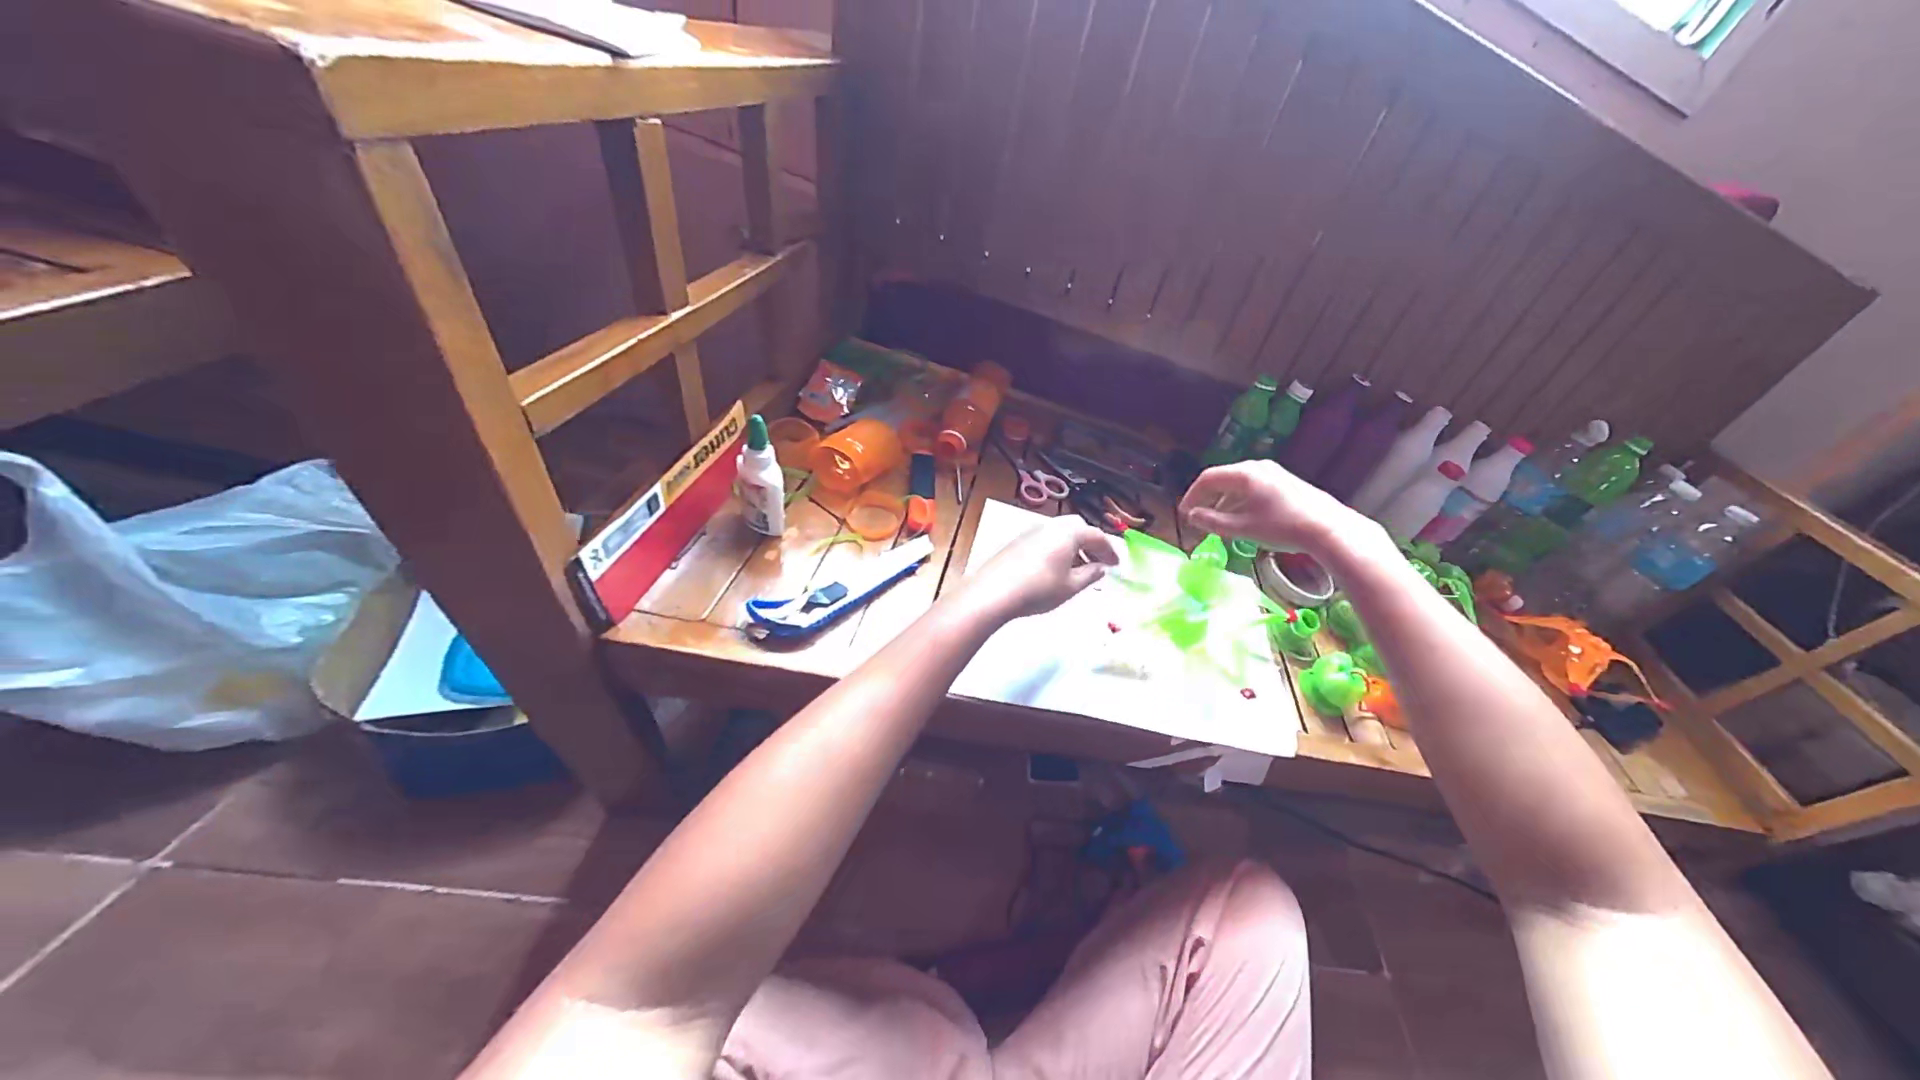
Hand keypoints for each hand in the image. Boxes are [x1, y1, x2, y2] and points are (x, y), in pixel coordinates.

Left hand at [951, 515, 1120, 621]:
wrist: (993, 593)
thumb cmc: (1038, 589)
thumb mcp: (1070, 587)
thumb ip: (1090, 575)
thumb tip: (1100, 568)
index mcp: (1068, 532)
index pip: (1096, 535)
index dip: (1109, 551)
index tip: (1116, 565)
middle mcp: (1050, 526)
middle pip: (1077, 529)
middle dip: (1090, 545)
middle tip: (1098, 564)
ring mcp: (1030, 532)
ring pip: (1059, 534)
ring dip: (1073, 548)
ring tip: (1078, 570)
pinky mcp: (1016, 542)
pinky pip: (1044, 541)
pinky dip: (1056, 551)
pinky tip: (1055, 570)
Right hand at [1179, 460, 1392, 564]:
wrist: (1329, 529)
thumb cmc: (1283, 528)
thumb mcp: (1243, 528)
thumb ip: (1213, 522)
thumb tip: (1192, 516)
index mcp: (1245, 474)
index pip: (1208, 478)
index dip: (1192, 496)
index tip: (1184, 514)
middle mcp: (1258, 467)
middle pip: (1222, 479)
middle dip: (1207, 500)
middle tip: (1197, 519)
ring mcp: (1274, 473)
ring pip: (1238, 484)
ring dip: (1223, 502)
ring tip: (1217, 523)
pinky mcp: (1285, 483)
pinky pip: (1253, 488)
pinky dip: (1239, 502)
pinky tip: (1241, 519)